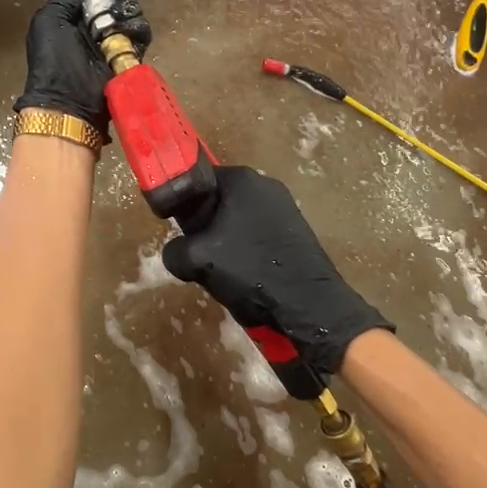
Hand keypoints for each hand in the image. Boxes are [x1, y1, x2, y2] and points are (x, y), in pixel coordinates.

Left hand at [13, 0, 149, 128]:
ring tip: (120, 14)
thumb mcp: (49, 20)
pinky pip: (140, 35)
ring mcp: (113, 40)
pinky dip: (137, 28)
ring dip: (129, 8)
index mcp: (72, 15)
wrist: (67, 100)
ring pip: (131, 13)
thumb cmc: (52, 58)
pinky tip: (127, 29)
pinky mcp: (128, 54)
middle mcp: (94, 25)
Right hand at [162, 166, 391, 376]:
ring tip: (225, 271)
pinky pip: (258, 235)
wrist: (312, 308)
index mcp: (241, 179)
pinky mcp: (296, 231)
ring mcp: (284, 208)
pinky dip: (248, 252)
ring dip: (226, 243)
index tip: (182, 232)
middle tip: (201, 255)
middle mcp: (264, 185)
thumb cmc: (252, 271)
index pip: (196, 181)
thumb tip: (177, 253)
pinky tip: (248, 277)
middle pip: (217, 201)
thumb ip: (175, 250)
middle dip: (206, 228)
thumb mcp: (197, 260)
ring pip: (237, 221)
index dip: (183, 207)